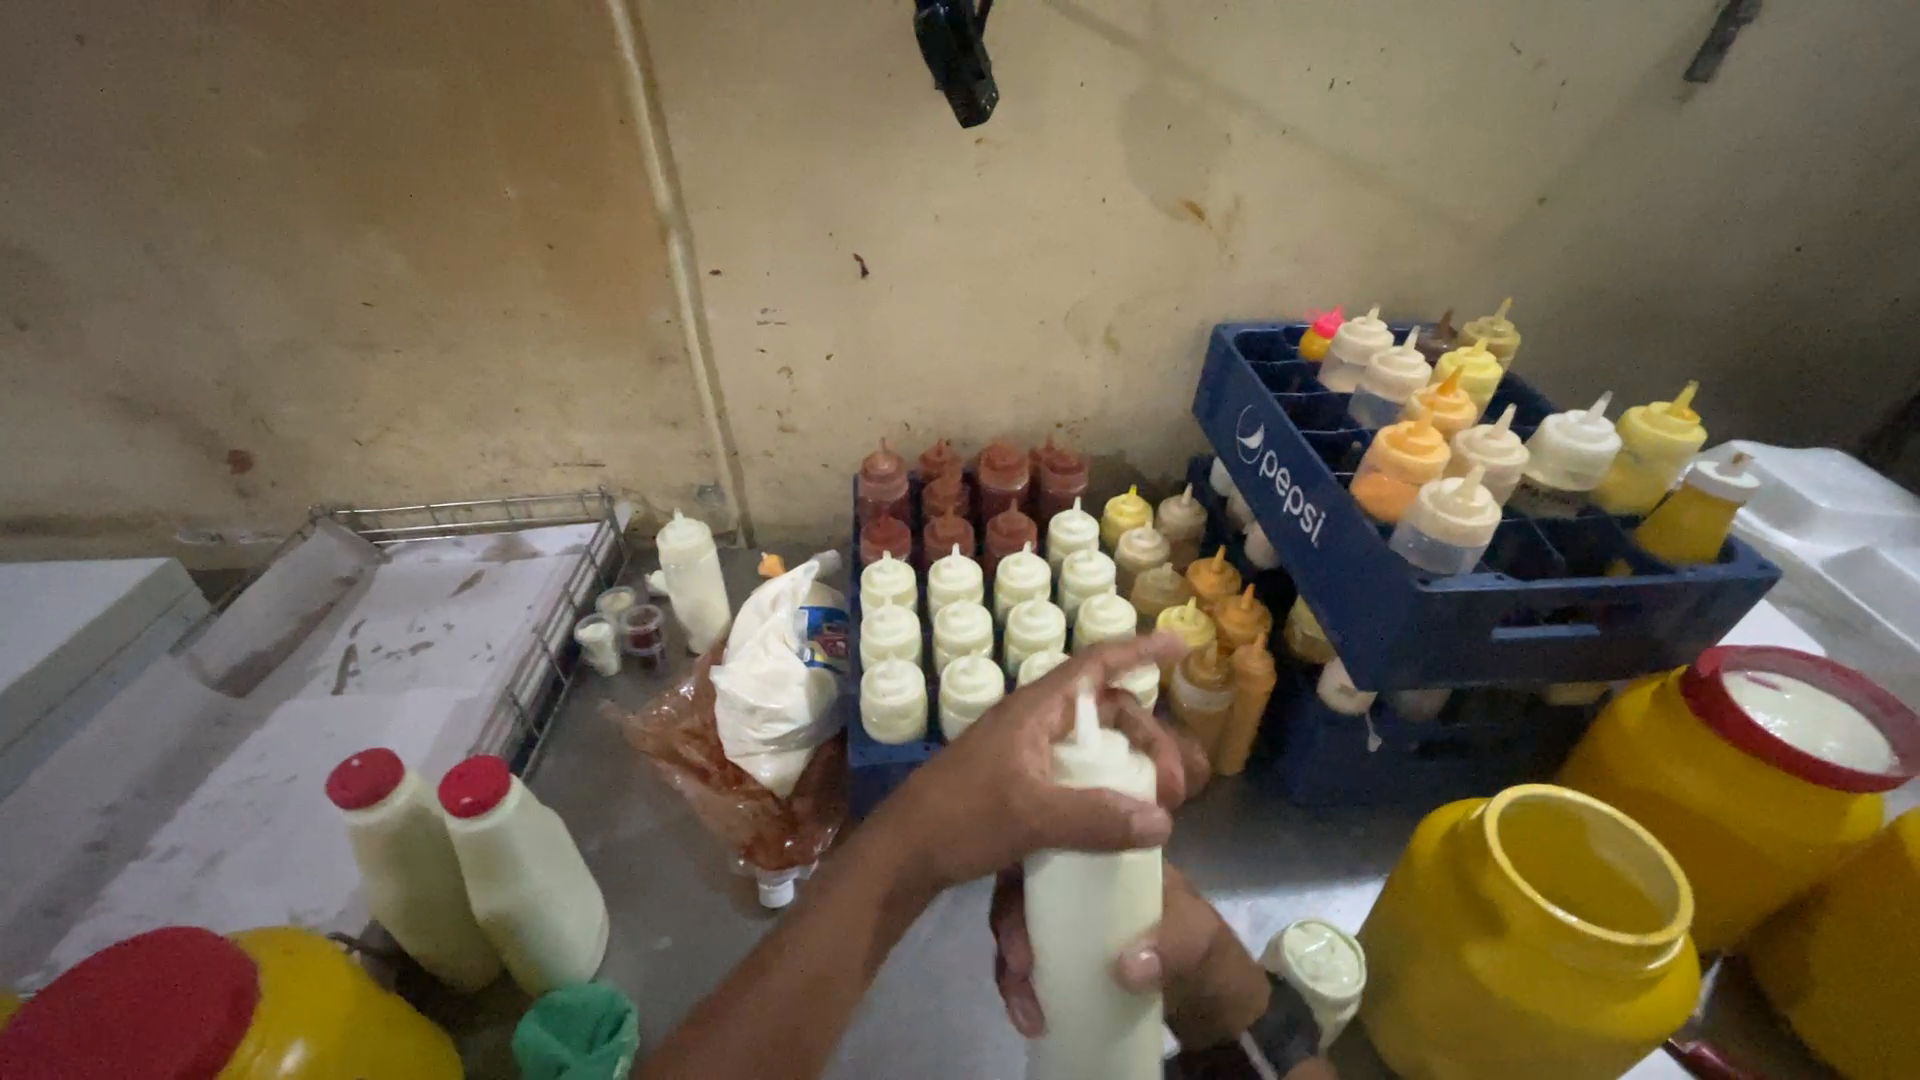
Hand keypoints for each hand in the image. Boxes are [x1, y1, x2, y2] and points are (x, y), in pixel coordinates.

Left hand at [870, 634, 1191, 896]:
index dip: (1138, 652)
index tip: (1179, 648)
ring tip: (1159, 806)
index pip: (1095, 665)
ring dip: (1131, 764)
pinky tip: (1122, 818)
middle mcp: (1035, 722)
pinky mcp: (1023, 784)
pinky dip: (1108, 787)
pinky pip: (1079, 773)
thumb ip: (1096, 817)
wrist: (904, 852)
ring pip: (1095, 743)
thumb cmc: (960, 818)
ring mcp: (1028, 753)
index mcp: (1036, 709)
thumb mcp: (1030, 816)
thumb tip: (1162, 820)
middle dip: (1149, 738)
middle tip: (1175, 787)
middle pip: (1106, 710)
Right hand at [993, 861, 1269, 1048]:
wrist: (1214, 1001)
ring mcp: (1067, 920)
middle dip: (1009, 923)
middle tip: (1018, 963)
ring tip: (1024, 1006)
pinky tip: (1026, 1016)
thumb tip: (1125, 968)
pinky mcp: (1064, 957)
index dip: (1026, 864)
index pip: (1053, 840)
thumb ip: (1171, 946)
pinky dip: (1020, 988)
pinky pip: (1028, 965)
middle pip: (1023, 886)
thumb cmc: (1205, 948)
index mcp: (1105, 854)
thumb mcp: (1198, 938)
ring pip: (1018, 927)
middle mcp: (1076, 879)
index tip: (1021, 907)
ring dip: (1009, 964)